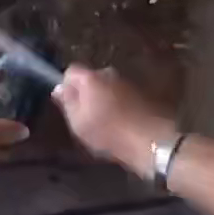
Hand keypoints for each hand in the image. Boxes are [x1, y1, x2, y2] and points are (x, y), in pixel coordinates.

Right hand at [53, 65, 176, 173]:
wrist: (154, 143)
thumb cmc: (110, 133)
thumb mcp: (78, 122)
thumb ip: (67, 102)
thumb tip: (59, 88)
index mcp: (90, 78)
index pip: (70, 71)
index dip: (66, 86)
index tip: (68, 104)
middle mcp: (110, 74)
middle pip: (91, 78)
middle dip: (86, 93)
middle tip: (85, 115)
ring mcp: (129, 83)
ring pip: (108, 87)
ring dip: (105, 100)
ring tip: (105, 122)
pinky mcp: (145, 95)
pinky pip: (123, 96)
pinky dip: (120, 106)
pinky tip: (122, 124)